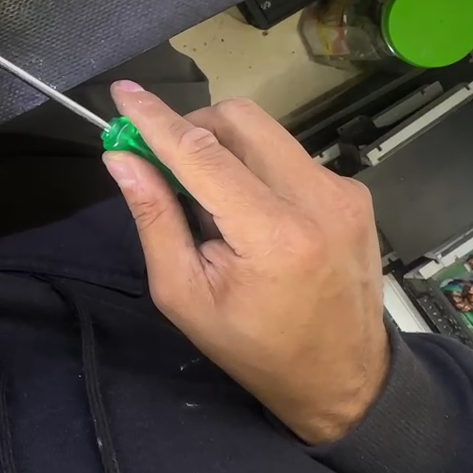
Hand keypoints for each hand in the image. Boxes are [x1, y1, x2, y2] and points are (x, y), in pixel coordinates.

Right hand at [103, 85, 388, 443]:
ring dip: (220, 144)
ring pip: (262, 130)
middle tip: (162, 161)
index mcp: (272, 233)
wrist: (345, 379)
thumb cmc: (252, 345)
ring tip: (206, 195)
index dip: (155, 118)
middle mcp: (316, 198)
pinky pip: (285, 152)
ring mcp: (341, 191)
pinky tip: (245, 207)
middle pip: (238, 119)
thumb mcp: (182, 292)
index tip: (122, 93)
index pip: (201, 152)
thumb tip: (121, 158)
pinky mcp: (351, 192)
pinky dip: (250, 163)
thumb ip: (153, 217)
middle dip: (189, 126)